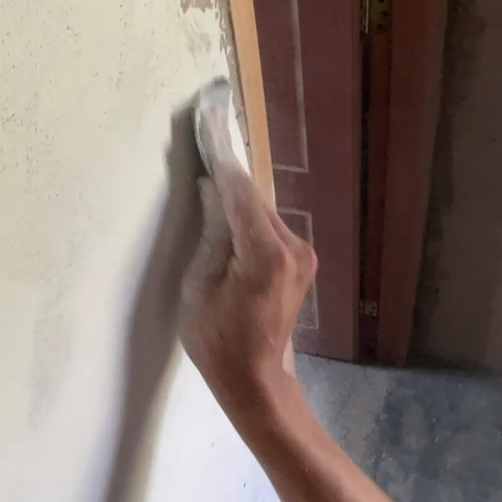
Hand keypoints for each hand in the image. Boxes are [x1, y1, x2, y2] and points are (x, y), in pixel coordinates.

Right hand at [178, 164, 316, 409]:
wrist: (256, 380)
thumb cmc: (217, 342)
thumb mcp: (198, 287)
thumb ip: (210, 234)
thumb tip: (211, 192)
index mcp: (265, 255)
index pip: (240, 192)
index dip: (221, 157)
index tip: (209, 122)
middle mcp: (292, 247)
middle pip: (253, 199)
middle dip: (227, 177)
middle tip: (205, 141)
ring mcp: (302, 255)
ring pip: (262, 213)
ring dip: (237, 200)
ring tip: (211, 181)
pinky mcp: (302, 262)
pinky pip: (270, 229)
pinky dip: (249, 219)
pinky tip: (229, 215)